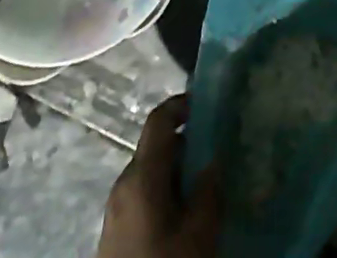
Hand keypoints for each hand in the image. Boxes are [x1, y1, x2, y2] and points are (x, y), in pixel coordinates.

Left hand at [97, 96, 221, 257]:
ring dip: (179, 171)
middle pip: (157, 147)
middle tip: (220, 151)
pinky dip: (167, 192)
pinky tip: (188, 214)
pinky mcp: (116, 229)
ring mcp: (116, 207)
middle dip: (188, 144)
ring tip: (209, 186)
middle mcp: (124, 182)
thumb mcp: (198, 234)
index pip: (159, 121)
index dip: (182, 104)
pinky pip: (144, 194)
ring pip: (153, 172)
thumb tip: (213, 159)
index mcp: (142, 175)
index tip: (209, 103)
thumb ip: (209, 191)